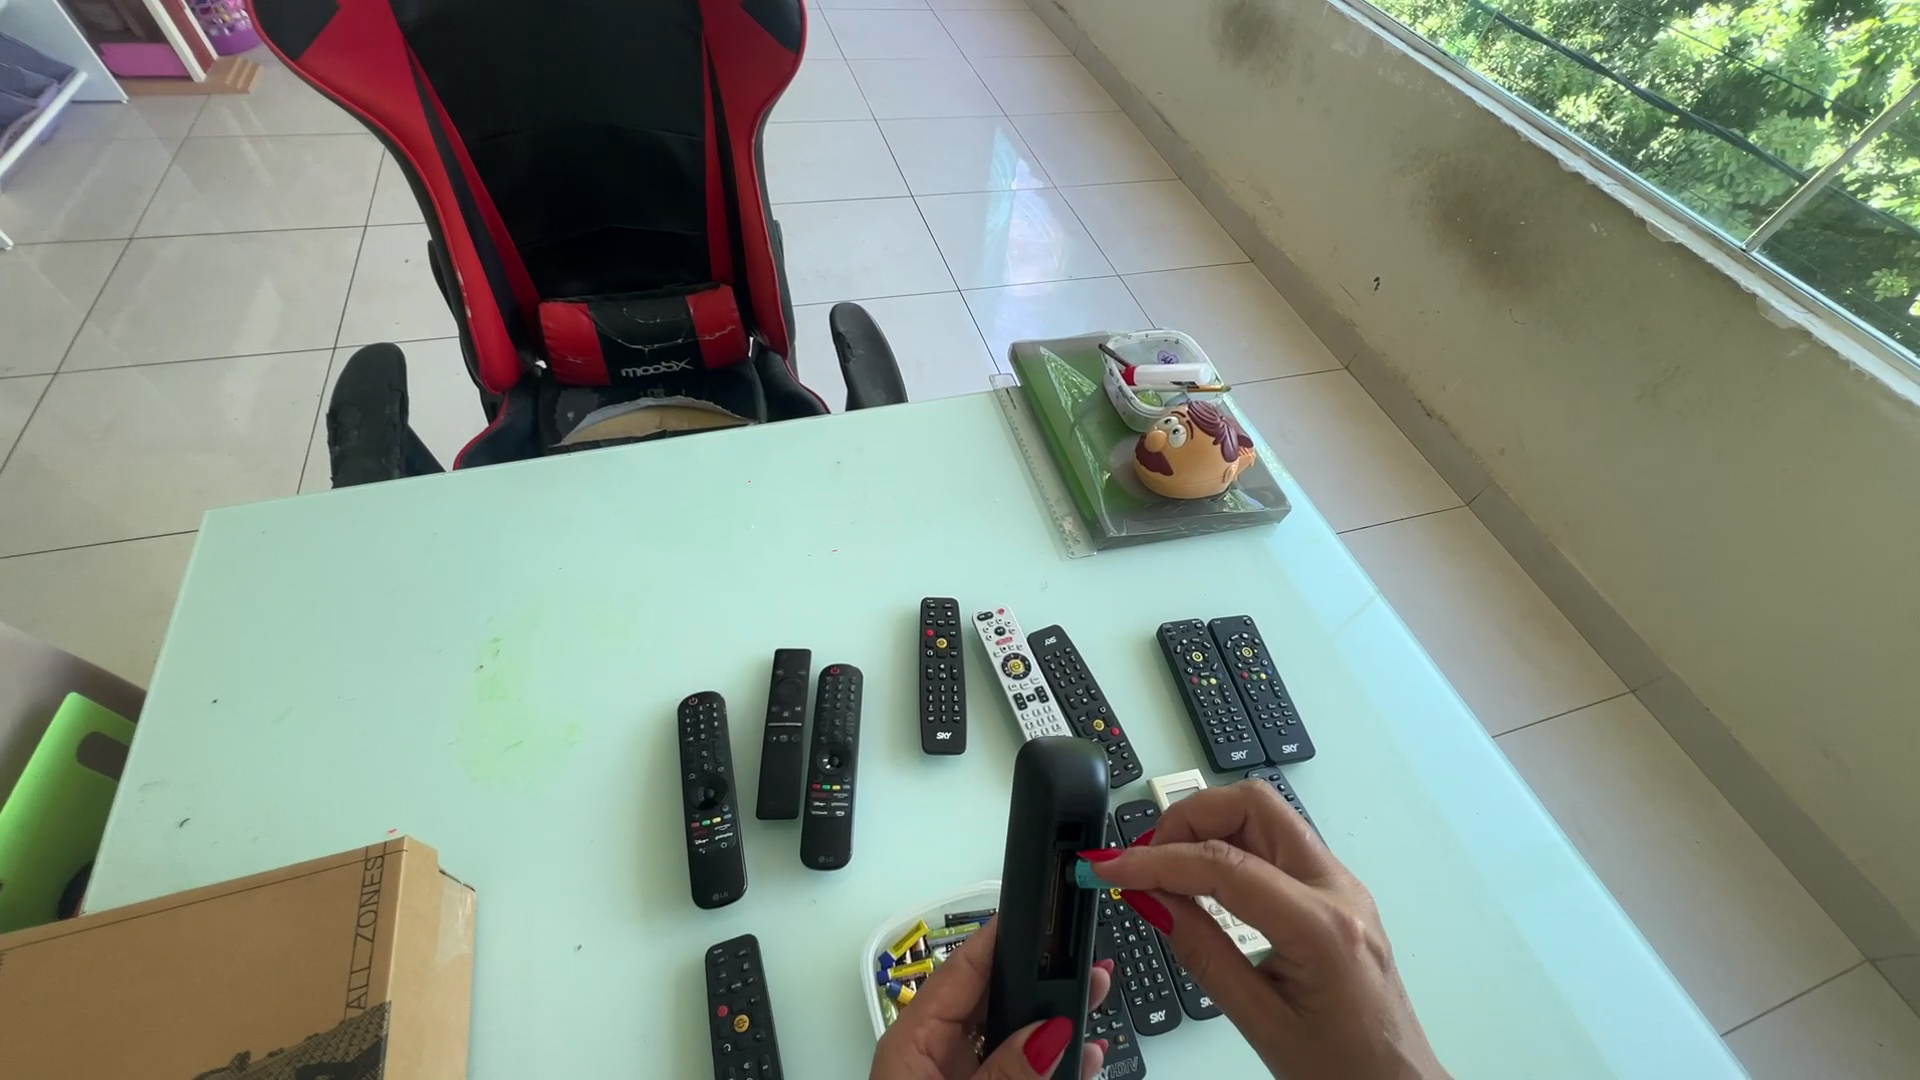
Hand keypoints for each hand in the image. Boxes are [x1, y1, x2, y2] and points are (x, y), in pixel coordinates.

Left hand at [869, 919, 1113, 1079]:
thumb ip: (1002, 1077)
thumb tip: (1048, 1033)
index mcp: (914, 1040)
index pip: (963, 969)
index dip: (1002, 938)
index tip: (1042, 916)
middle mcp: (935, 1053)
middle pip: (993, 998)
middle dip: (1041, 980)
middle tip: (1087, 964)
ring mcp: (960, 1079)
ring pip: (1013, 1035)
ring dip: (1055, 1022)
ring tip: (1098, 997)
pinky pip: (1020, 1071)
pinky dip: (1053, 1066)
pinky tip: (1087, 1057)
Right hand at [1084, 783, 1447, 1079]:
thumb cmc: (1340, 1074)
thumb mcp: (1259, 1023)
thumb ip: (1199, 950)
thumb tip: (1145, 895)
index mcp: (1323, 928)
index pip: (1222, 864)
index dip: (1156, 860)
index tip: (1109, 867)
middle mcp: (1337, 887)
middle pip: (1252, 804)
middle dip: (1188, 817)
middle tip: (1148, 858)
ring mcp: (1339, 882)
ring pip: (1261, 811)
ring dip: (1206, 825)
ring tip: (1167, 867)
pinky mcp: (1331, 888)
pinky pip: (1271, 839)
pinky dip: (1226, 842)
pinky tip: (1201, 878)